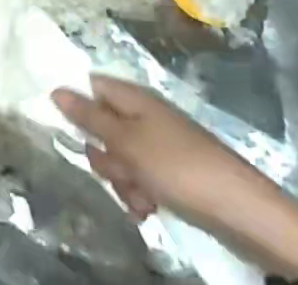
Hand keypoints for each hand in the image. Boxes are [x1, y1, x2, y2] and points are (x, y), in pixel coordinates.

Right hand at [54, 76, 297, 277]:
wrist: (242, 211)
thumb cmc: (177, 166)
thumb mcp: (125, 141)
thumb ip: (88, 116)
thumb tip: (55, 89)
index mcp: (133, 97)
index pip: (91, 86)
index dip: (76, 103)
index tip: (67, 128)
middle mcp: (144, 114)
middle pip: (102, 126)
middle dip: (103, 153)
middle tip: (117, 169)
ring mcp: (159, 143)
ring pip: (119, 156)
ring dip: (121, 179)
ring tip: (139, 196)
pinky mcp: (171, 171)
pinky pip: (140, 176)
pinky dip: (139, 192)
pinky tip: (149, 208)